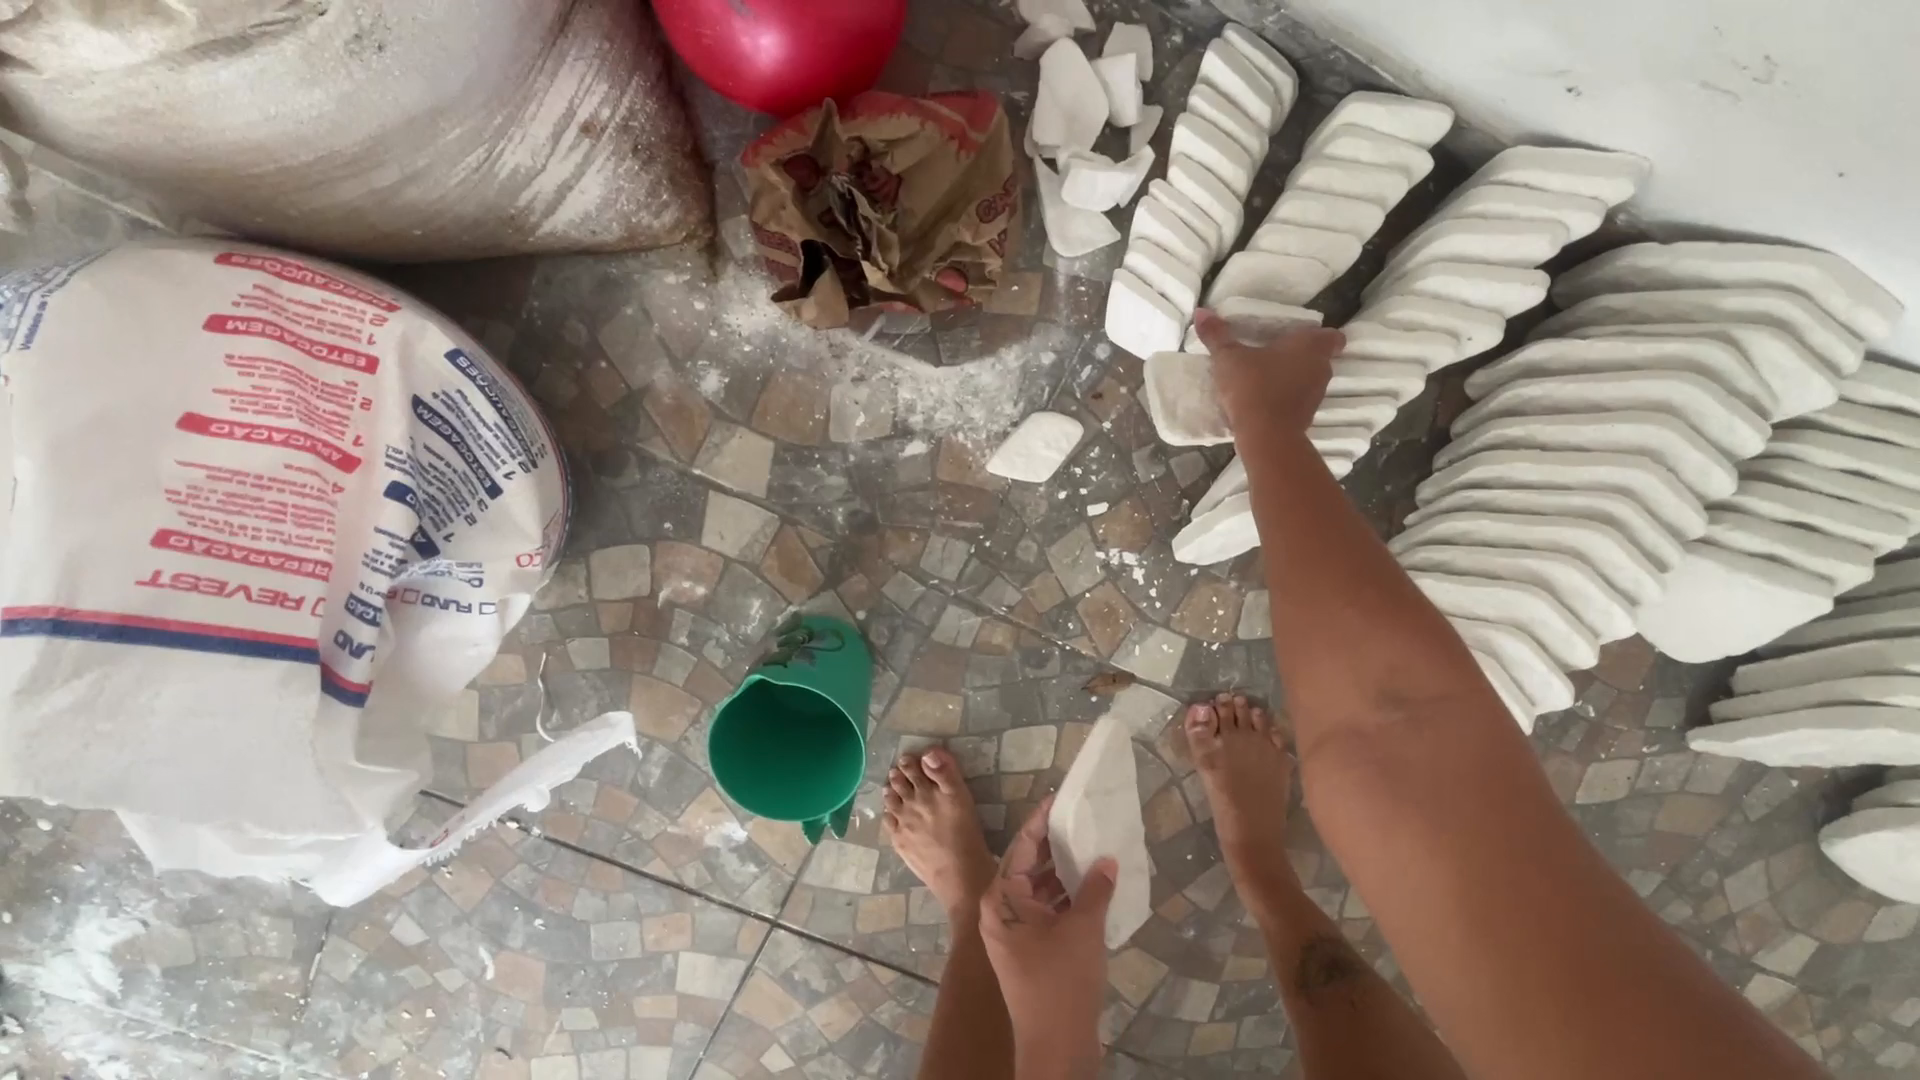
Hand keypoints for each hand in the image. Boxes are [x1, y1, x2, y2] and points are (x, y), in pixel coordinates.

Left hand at [979, 796, 1114, 1061]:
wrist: (1057, 1048)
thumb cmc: (1061, 982)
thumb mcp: (1082, 928)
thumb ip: (1094, 888)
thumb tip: (1107, 859)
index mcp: (1000, 899)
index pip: (1020, 846)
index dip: (1039, 820)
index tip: (1058, 797)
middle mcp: (1001, 910)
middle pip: (1027, 866)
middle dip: (1053, 845)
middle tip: (1080, 819)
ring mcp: (1014, 932)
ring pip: (1039, 890)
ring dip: (1063, 872)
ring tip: (1091, 847)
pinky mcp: (1030, 951)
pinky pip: (1046, 911)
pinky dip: (1066, 898)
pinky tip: (1093, 887)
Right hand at [1193, 307, 1345, 437]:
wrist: (1266, 436)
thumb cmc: (1253, 387)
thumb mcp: (1228, 358)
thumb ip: (1217, 335)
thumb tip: (1201, 311)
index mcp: (1310, 346)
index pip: (1333, 336)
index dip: (1319, 335)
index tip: (1298, 338)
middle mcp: (1321, 368)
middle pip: (1319, 357)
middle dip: (1300, 356)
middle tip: (1274, 356)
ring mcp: (1316, 395)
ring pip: (1309, 380)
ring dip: (1292, 379)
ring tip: (1266, 379)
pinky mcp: (1306, 417)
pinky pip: (1299, 401)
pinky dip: (1286, 399)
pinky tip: (1264, 401)